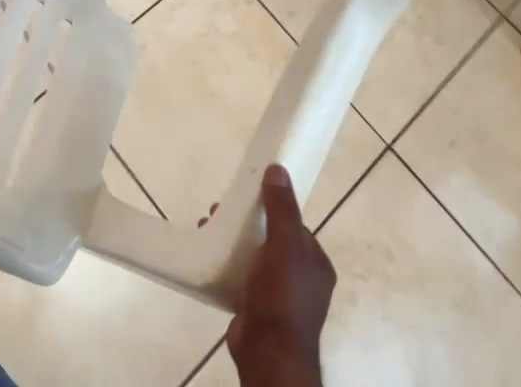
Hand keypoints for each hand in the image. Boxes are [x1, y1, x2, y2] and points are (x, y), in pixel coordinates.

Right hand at [226, 165, 335, 386]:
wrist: (269, 352)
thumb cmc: (281, 296)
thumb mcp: (285, 246)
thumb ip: (281, 209)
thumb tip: (278, 168)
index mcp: (315, 263)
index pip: (292, 224)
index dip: (268, 206)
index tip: (242, 196)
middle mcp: (301, 278)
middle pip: (270, 238)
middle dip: (243, 222)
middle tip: (216, 212)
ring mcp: (278, 295)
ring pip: (253, 256)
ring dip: (230, 240)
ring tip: (206, 228)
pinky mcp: (256, 307)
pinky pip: (240, 275)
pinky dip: (225, 263)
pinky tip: (207, 256)